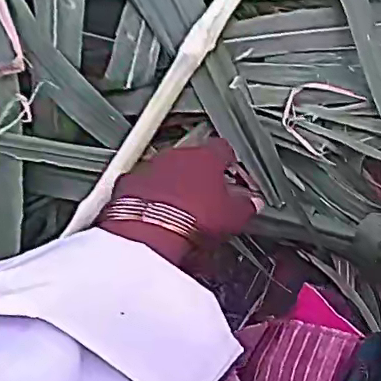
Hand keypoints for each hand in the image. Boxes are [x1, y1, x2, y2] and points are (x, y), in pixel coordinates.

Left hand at [101, 140, 256, 265]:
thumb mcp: (233, 217)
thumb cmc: (192, 219)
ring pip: (167, 170)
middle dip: (200, 175)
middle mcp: (176, 154)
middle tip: (209, 197)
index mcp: (206, 157)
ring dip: (175, 185)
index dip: (230, 161)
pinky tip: (159, 214)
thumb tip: (252, 204)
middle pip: (193, 158)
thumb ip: (246, 206)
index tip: (232, 171)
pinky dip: (151, 196)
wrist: (151, 232)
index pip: (223, 148)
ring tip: (183, 210)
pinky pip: (143, 185)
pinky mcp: (128, 183)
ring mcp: (150, 166)